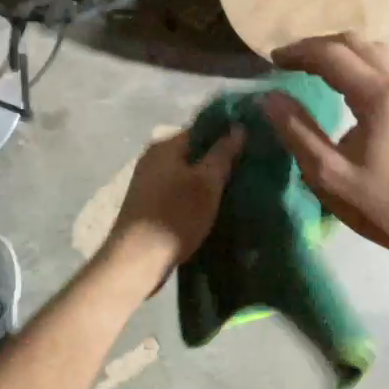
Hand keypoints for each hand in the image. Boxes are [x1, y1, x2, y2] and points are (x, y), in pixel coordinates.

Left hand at [97, 128, 245, 292]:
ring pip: (186, 172)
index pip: (202, 129)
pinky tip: (212, 206)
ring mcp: (148, 181)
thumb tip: (238, 127)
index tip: (252, 146)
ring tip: (236, 189)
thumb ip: (222, 154)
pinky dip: (195, 194)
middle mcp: (153, 158)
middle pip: (194, 151)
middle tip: (248, 169)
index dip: (227, 135)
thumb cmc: (175, 217)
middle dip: (219, 160)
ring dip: (208, 180)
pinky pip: (178, 190)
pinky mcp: (148, 203)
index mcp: (165, 145)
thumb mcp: (206, 184)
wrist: (136, 260)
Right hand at [263, 33, 388, 267]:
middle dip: (319, 46)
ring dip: (342, 52)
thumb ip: (296, 130)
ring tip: (314, 68)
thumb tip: (270, 97)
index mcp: (379, 94)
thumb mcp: (328, 173)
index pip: (332, 55)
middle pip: (355, 43)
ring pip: (375, 51)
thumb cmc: (382, 204)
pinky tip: (346, 85)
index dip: (298, 52)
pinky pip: (388, 66)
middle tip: (290, 61)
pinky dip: (361, 63)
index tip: (272, 60)